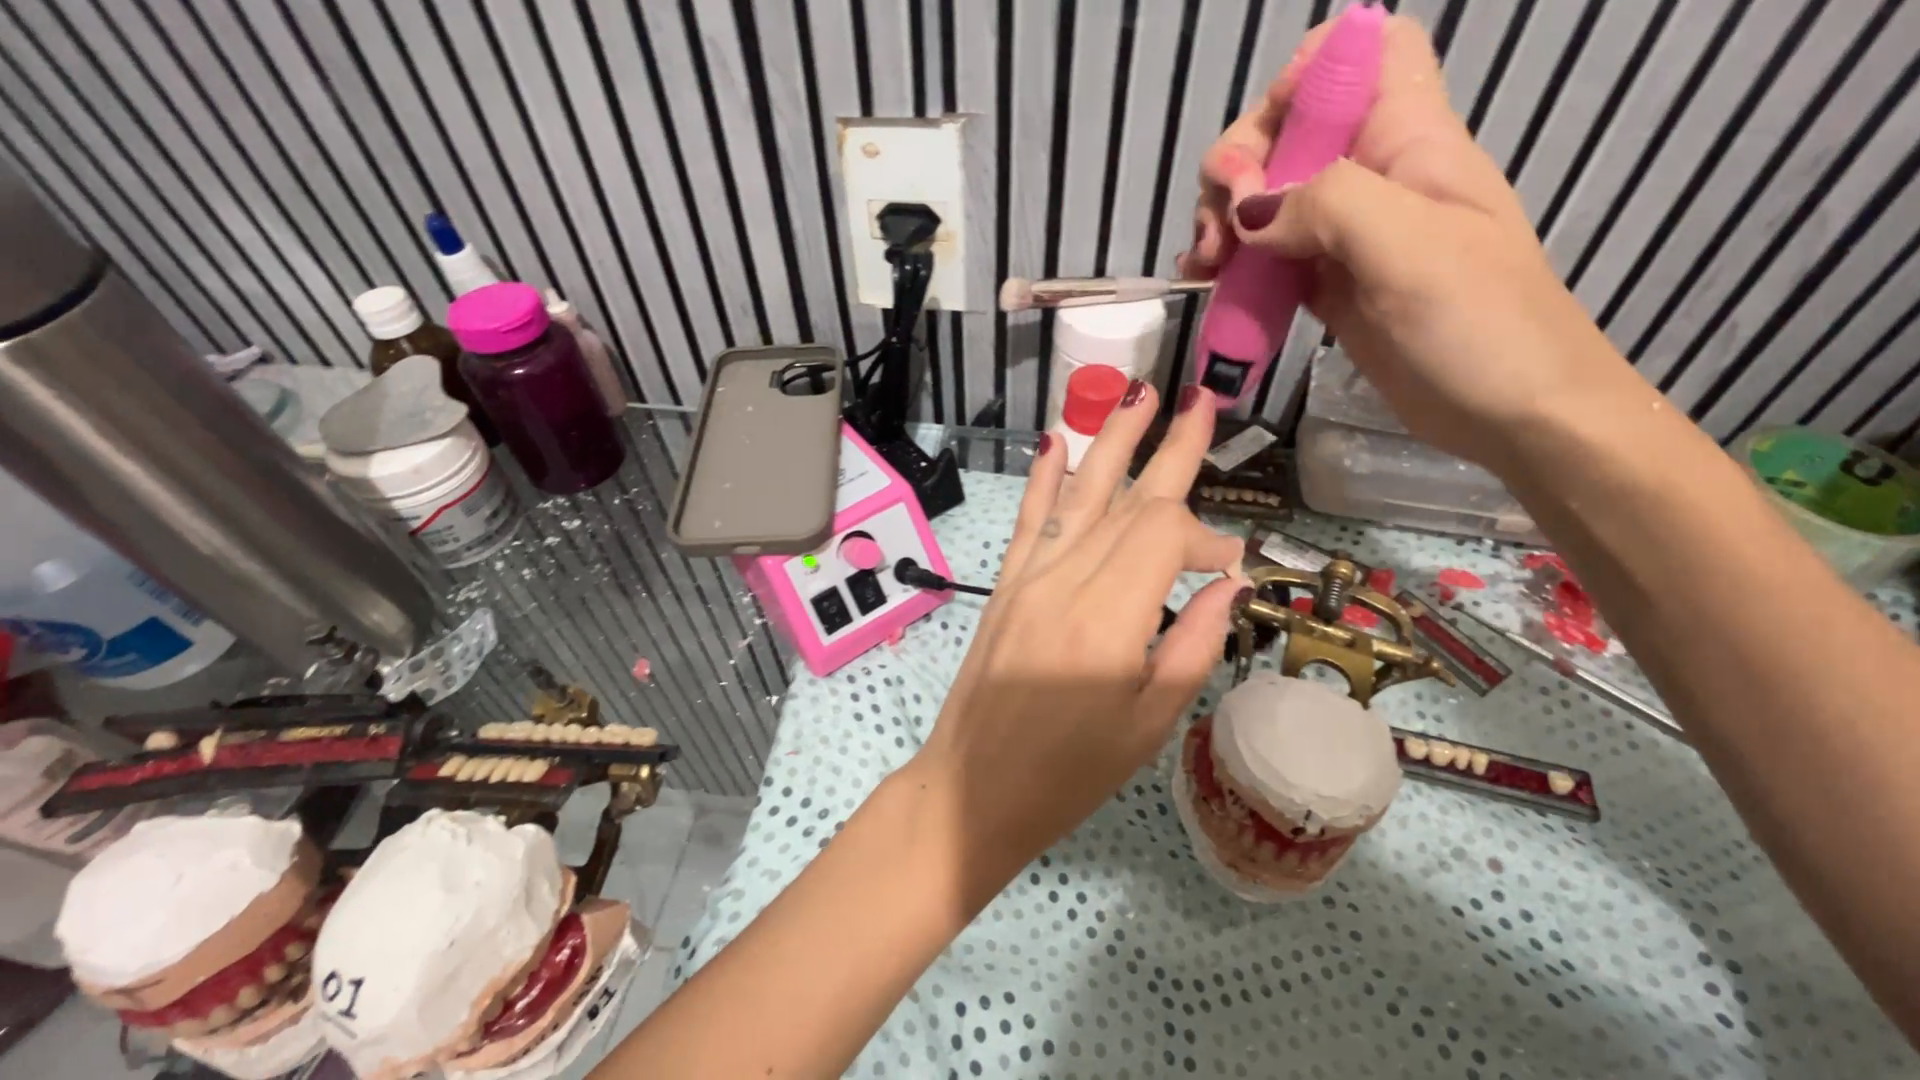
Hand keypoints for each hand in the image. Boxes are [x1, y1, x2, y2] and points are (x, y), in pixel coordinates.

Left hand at [913, 381, 1244, 880]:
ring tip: (1136, 391)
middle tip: (1200, 398)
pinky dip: (1044, 478)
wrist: (974, 788)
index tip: (1229, 566)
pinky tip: (1056, 440)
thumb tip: (1227, 586)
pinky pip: (1029, 521)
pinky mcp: (1005, 586)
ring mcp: (1029, 578)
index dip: (1207, 538)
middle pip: (1125, 498)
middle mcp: (1065, 580)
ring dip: (1110, 440)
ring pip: (1077, 494)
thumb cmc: (1070, 772)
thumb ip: (1191, 646)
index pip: (1165, 535)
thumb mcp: (1149, 724)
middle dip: (1168, 448)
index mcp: (1109, 617)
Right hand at [1180, 15, 1631, 468]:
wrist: (1517, 416)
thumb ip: (1326, 204)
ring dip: (1225, 221)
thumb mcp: (1410, 247)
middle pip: (1290, 129)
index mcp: (1410, 138)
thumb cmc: (1484, 325)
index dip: (1309, 73)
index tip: (1273, 136)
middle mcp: (1375, 174)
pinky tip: (1210, 284)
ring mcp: (1351, 235)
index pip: (1363, 52)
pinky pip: (1270, 258)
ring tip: (1208, 266)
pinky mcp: (1332, 287)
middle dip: (1238, 166)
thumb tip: (1248, 211)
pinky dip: (1234, 266)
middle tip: (1222, 230)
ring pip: (1269, 197)